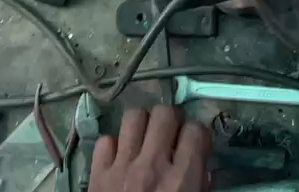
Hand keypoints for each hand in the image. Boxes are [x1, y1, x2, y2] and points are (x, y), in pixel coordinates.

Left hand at [89, 105, 211, 191]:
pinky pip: (105, 140)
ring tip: (146, 139)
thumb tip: (202, 163)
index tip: (197, 144)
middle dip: (171, 121)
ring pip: (134, 116)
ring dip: (142, 125)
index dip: (199, 135)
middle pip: (164, 113)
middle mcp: (151, 166)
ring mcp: (121, 167)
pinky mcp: (97, 174)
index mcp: (180, 182)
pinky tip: (120, 157)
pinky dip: (114, 146)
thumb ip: (200, 186)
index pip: (196, 131)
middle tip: (172, 136)